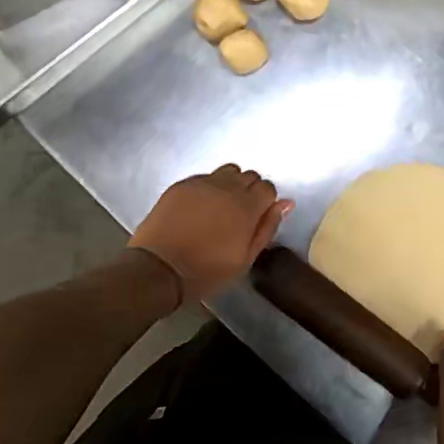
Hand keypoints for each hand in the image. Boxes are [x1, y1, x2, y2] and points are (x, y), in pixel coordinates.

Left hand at [129, 164, 291, 304]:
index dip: (266, 201)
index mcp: (247, 207)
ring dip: (230, 184)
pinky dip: (209, 186)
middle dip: (250, 191)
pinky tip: (200, 206)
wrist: (157, 271)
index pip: (268, 187)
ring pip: (228, 171)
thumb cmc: (206, 271)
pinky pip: (204, 176)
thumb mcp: (245, 259)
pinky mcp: (181, 186)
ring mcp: (202, 184)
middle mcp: (227, 188)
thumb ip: (268, 227)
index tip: (257, 217)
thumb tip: (286, 203)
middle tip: (239, 214)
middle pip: (250, 176)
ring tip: (221, 205)